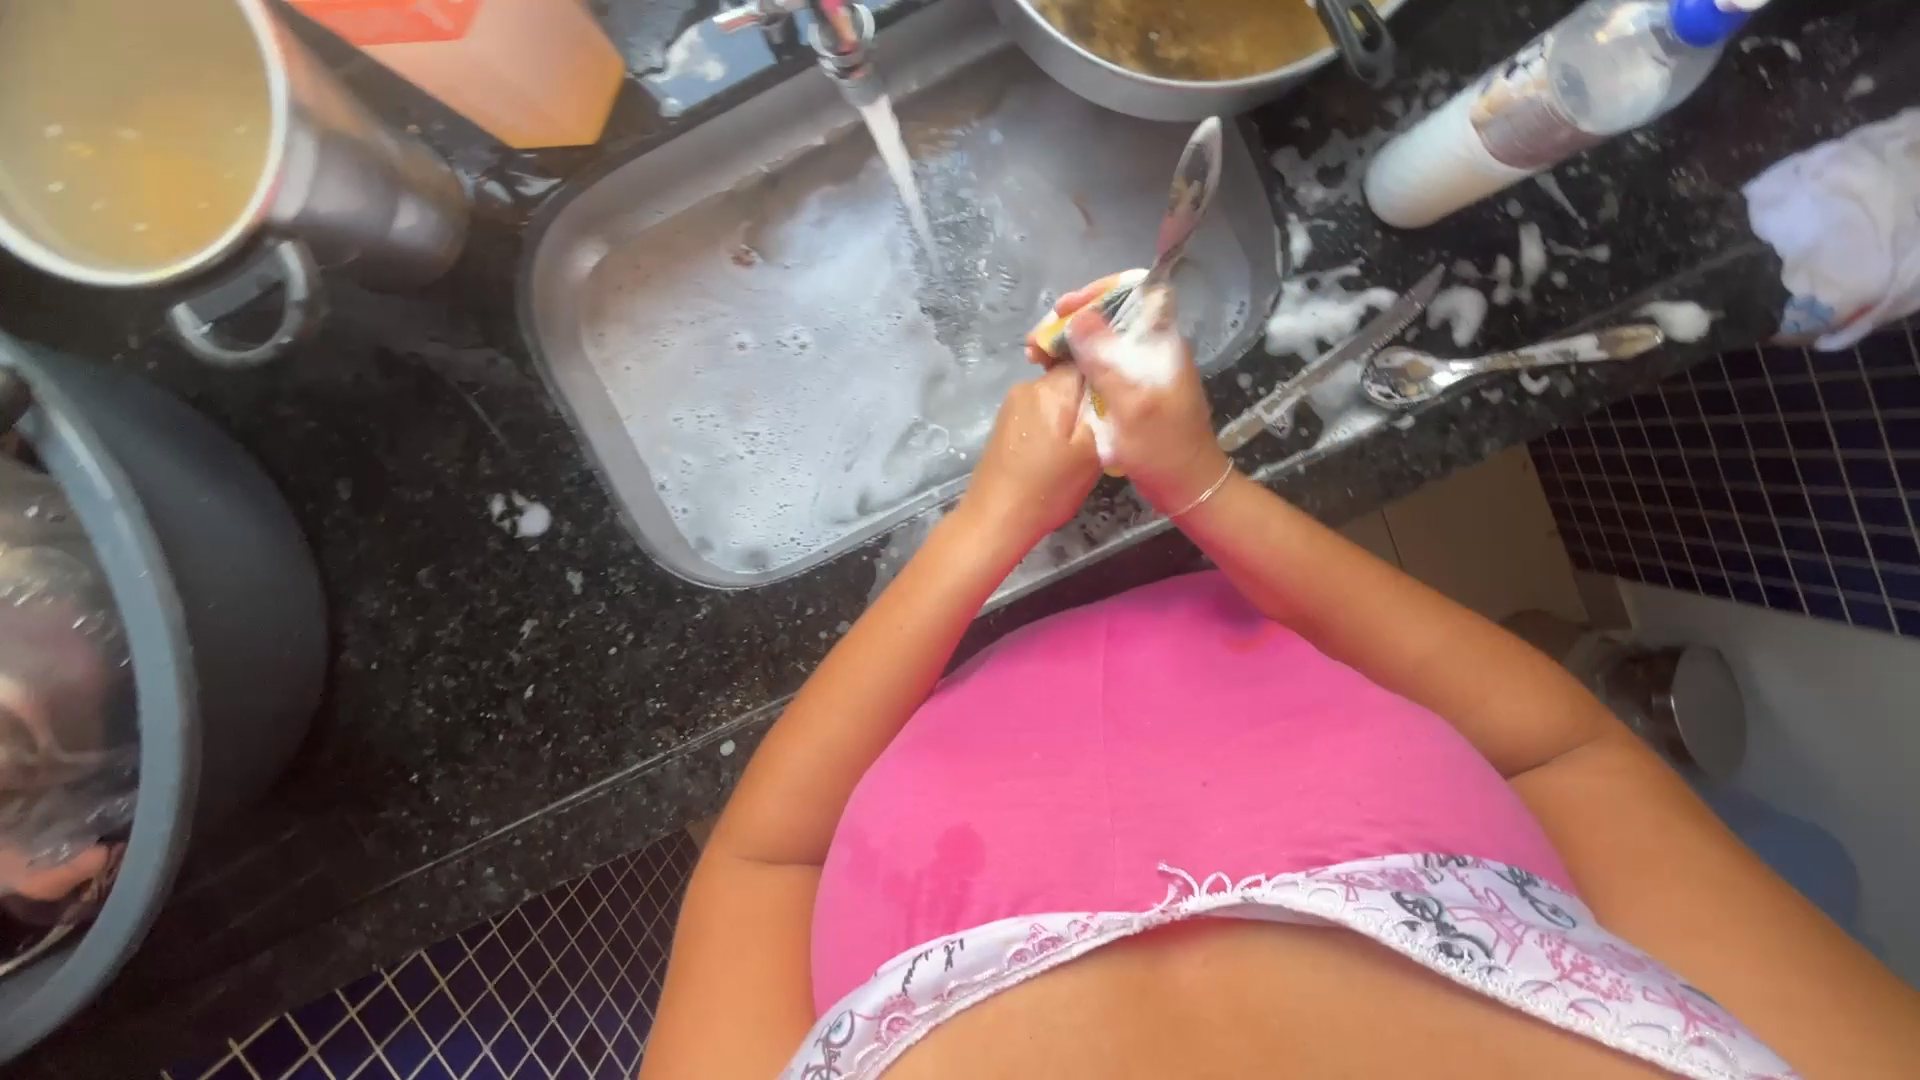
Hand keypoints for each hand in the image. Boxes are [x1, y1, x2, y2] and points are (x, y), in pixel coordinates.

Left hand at [957, 364, 1100, 553]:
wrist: (995, 518)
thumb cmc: (1048, 488)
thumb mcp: (1091, 452)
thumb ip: (1105, 411)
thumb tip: (1115, 384)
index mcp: (1052, 388)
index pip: (1091, 357)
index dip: (1111, 375)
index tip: (1124, 398)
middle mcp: (1029, 385)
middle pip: (1072, 375)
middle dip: (1091, 397)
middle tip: (1107, 427)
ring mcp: (1013, 403)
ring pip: (1057, 395)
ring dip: (1073, 412)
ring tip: (1083, 443)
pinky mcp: (1007, 421)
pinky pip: (1041, 410)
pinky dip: (1055, 423)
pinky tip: (1060, 450)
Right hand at [1027, 280, 1230, 513]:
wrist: (1185, 484)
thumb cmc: (1162, 446)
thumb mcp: (1132, 405)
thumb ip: (1107, 360)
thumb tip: (1079, 318)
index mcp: (1159, 342)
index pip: (1134, 291)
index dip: (1097, 292)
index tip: (1064, 309)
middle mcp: (1151, 346)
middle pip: (1110, 314)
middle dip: (1072, 320)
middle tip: (1038, 340)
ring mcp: (1140, 367)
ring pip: (1101, 338)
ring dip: (1068, 341)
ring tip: (1036, 355)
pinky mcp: (1131, 387)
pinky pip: (1100, 362)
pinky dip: (1074, 362)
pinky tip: (1052, 372)